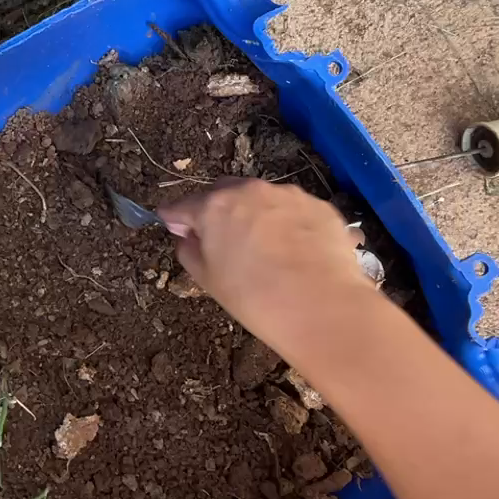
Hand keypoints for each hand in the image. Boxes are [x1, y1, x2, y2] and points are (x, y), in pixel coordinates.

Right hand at [158, 179, 379, 351]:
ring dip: (255, 215)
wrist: (324, 308)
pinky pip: (292, 210)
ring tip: (266, 250)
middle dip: (217, 211)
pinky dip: (287, 224)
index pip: (181, 205)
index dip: (175, 219)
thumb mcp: (206, 279)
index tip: (176, 229)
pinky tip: (295, 253)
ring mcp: (287, 195)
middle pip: (222, 193)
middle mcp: (249, 191)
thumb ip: (188, 249)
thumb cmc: (255, 296)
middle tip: (223, 242)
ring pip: (260, 199)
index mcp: (213, 206)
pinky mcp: (319, 206)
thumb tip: (188, 235)